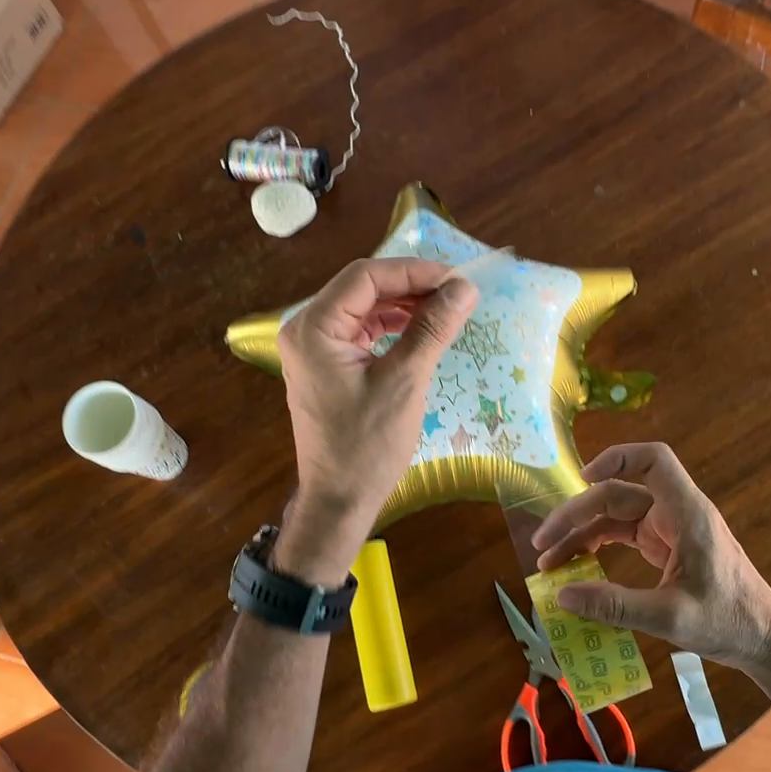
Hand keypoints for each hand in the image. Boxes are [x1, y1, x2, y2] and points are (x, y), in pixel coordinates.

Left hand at [274, 258, 478, 579]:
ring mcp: (313, 348)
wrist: (339, 499)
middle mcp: (306, 330)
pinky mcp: (326, 366)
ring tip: (446, 309)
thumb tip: (464, 288)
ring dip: (404, 305)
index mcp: (314, 328)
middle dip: (411, 286)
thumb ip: (432, 328)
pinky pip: (361, 332)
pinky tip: (421, 330)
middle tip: (457, 293)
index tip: (458, 280)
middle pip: (363, 288)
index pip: (366, 277)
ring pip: (364, 308)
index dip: (414, 272)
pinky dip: (392, 327)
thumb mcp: (404, 381)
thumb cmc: (367, 445)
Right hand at [530, 443, 770, 668]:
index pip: (654, 461)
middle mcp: (676, 513)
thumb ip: (616, 606)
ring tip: (549, 562)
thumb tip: (562, 596)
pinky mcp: (665, 546)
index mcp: (687, 515)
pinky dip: (596, 545)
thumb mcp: (670, 618)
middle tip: (542, 546)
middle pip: (617, 493)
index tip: (582, 477)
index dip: (617, 458)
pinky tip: (575, 565)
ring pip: (614, 515)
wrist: (763, 640)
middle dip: (576, 515)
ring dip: (580, 533)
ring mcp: (670, 529)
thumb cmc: (730, 622)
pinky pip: (622, 534)